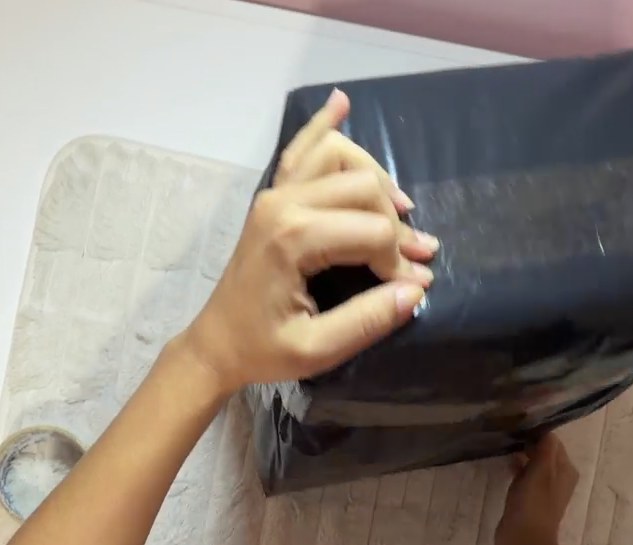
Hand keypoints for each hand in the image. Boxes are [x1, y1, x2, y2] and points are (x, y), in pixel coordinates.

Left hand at [179, 89, 437, 392]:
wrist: (216, 346)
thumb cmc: (262, 351)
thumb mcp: (316, 350)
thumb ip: (366, 321)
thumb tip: (416, 291)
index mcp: (292, 239)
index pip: (371, 231)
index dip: (397, 261)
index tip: (407, 290)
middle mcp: (283, 204)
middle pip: (363, 187)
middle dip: (395, 224)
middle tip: (414, 258)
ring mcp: (274, 195)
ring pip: (340, 158)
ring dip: (376, 179)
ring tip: (401, 208)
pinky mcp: (271, 198)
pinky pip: (301, 151)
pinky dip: (323, 128)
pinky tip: (341, 104)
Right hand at [496, 433, 579, 544]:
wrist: (523, 541)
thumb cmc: (533, 505)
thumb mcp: (540, 472)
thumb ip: (544, 449)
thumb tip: (544, 429)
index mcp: (566, 470)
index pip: (553, 442)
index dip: (537, 432)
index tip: (518, 423)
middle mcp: (558, 478)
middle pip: (545, 452)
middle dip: (529, 442)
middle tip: (508, 431)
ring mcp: (544, 490)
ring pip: (534, 464)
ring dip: (522, 455)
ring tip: (505, 443)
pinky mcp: (529, 499)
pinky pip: (524, 477)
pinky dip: (517, 469)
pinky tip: (504, 463)